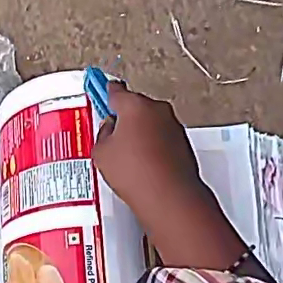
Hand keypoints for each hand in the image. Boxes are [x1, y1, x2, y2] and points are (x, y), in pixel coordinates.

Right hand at [91, 79, 246, 268]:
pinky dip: (152, 147)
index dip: (104, 92)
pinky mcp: (182, 142)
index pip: (115, 91)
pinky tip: (142, 165)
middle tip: (111, 137)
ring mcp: (173, 125)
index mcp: (134, 105)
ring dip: (139, 134)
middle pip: (135, 107)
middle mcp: (157, 110)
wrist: (167, 194)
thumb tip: (107, 131)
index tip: (100, 87)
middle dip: (123, 119)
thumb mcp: (101, 153)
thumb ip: (101, 134)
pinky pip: (161, 138)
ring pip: (149, 123)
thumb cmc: (137, 172)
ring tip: (126, 158)